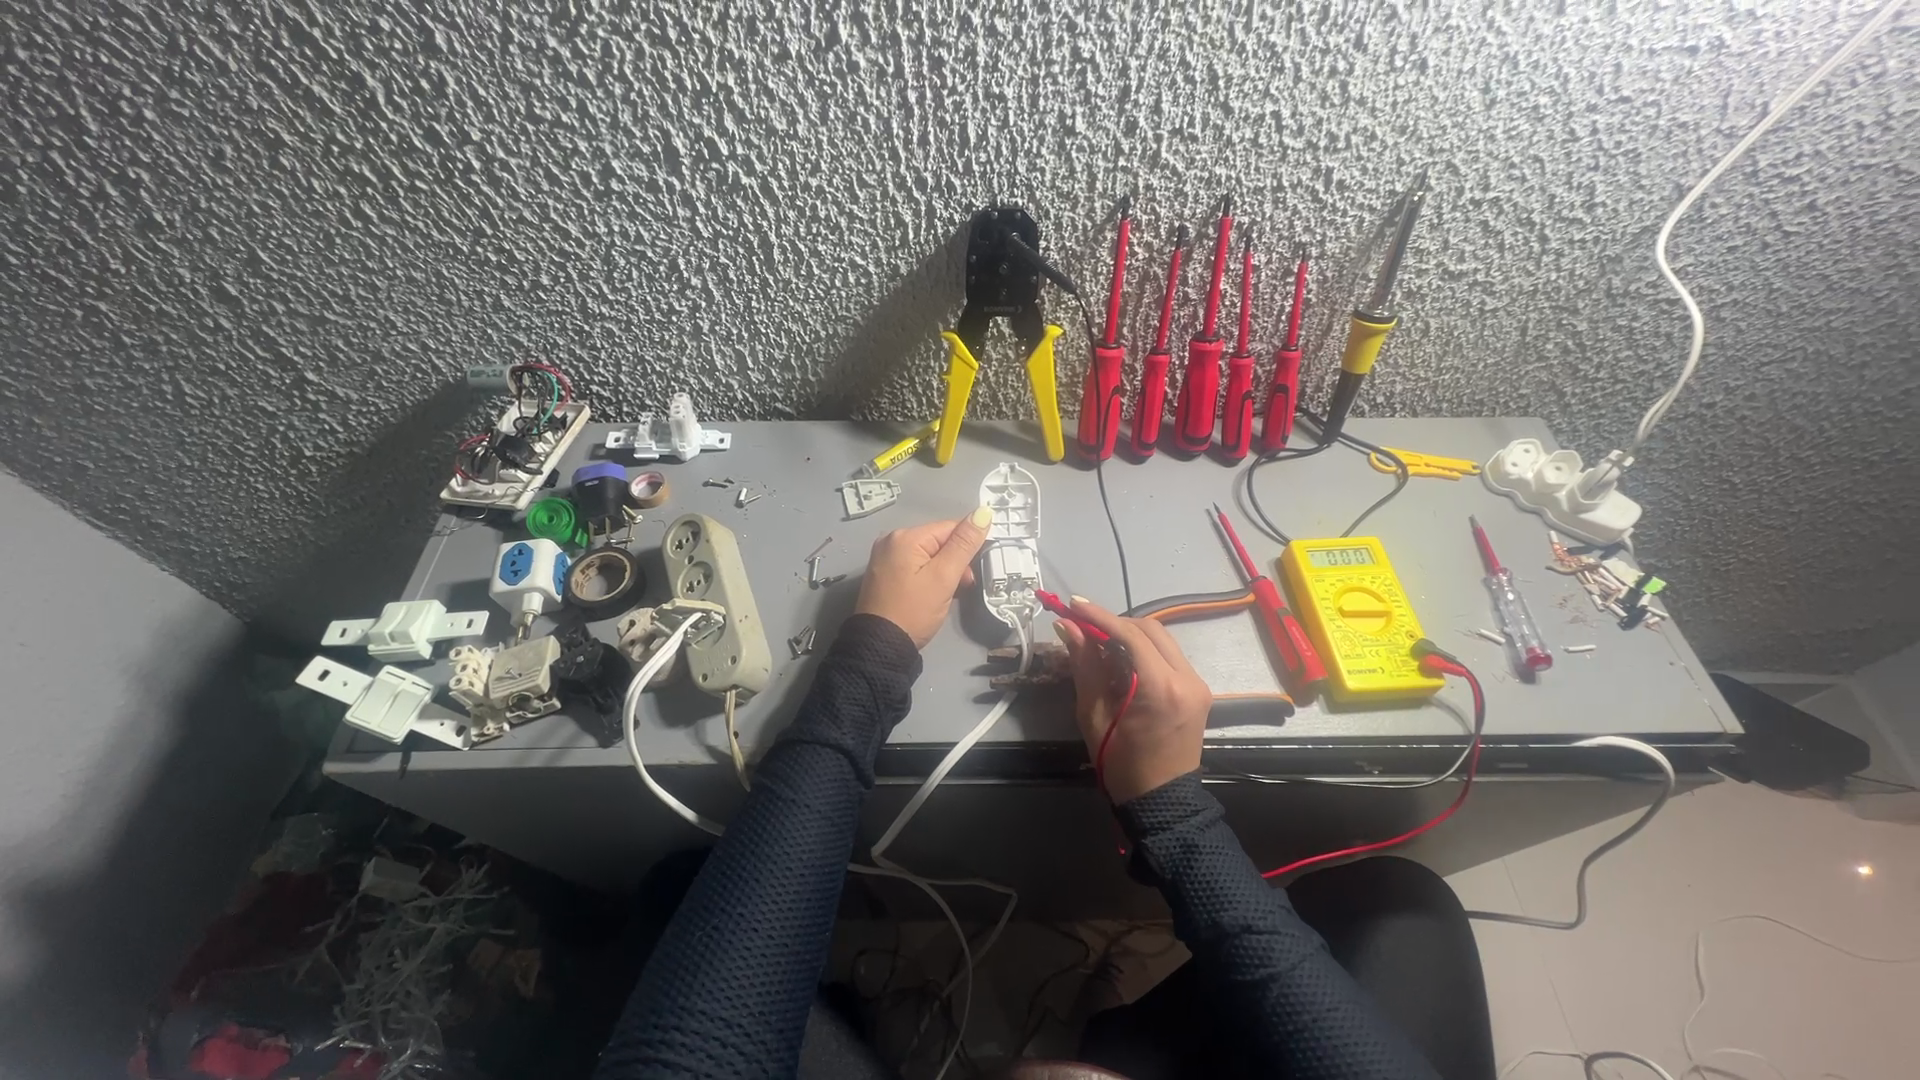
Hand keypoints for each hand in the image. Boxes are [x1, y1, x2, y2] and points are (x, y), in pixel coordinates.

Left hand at [853, 507, 993, 648]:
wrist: (881, 647)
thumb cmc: (914, 611)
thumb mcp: (944, 577)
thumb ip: (964, 544)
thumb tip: (983, 512)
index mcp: (904, 537)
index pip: (949, 528)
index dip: (966, 548)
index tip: (970, 575)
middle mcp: (890, 541)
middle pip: (938, 542)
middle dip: (954, 563)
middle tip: (959, 588)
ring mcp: (884, 558)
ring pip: (927, 556)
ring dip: (943, 573)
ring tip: (945, 596)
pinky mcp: (883, 575)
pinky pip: (914, 567)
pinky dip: (928, 578)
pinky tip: (930, 596)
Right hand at [1055, 599, 1211, 802]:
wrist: (1162, 802)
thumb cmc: (1122, 765)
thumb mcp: (1095, 715)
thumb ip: (1085, 665)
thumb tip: (1068, 626)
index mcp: (1163, 688)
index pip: (1131, 636)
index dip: (1100, 616)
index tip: (1073, 604)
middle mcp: (1188, 679)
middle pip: (1151, 630)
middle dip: (1115, 622)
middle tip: (1082, 623)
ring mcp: (1198, 684)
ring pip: (1162, 640)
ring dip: (1129, 635)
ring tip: (1097, 641)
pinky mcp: (1197, 690)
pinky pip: (1169, 657)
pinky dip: (1143, 650)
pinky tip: (1119, 659)